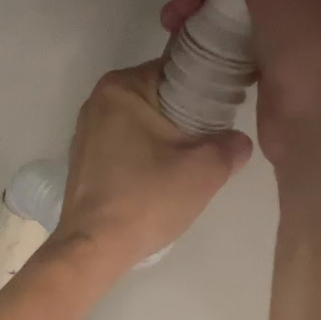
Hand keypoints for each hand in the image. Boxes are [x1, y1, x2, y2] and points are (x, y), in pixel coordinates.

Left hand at [53, 61, 251, 268]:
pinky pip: (125, 150)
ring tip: (188, 166)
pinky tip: (159, 181)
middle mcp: (97, 103)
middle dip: (189, 117)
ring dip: (167, 141)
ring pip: (143, 126)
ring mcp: (85, 136)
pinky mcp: (83, 166)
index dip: (213, 84)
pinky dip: (145, 159)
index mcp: (122, 86)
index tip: (232, 106)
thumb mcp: (206, 169)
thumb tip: (237, 142)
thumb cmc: (146, 201)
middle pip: (161, 98)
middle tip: (213, 142)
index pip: (181, 68)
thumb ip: (232, 145)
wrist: (93, 251)